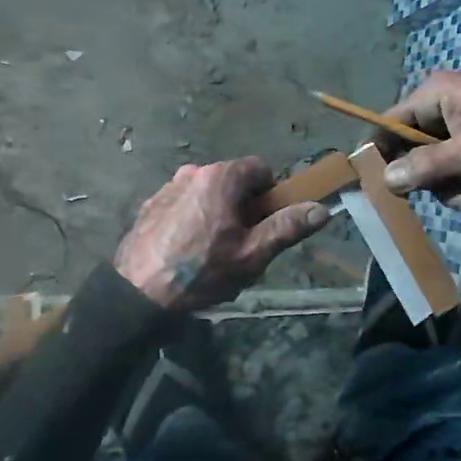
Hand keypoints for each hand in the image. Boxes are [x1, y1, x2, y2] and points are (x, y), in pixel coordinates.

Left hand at [113, 158, 331, 310]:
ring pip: (206, 192)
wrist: (138, 292)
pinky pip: (183, 203)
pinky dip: (191, 218)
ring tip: (212, 251)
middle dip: (243, 205)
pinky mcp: (150, 204)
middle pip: (232, 180)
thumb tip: (321, 209)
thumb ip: (286, 227)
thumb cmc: (201, 271)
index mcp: (219, 177)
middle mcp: (192, 172)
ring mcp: (167, 186)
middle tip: (241, 243)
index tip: (266, 223)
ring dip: (216, 211)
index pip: (260, 169)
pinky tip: (186, 249)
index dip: (270, 194)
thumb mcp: (252, 255)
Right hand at [375, 71, 460, 213]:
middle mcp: (441, 103)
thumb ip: (425, 167)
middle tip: (456, 199)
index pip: (388, 124)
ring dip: (453, 185)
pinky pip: (457, 162)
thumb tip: (385, 179)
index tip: (375, 184)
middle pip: (412, 148)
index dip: (379, 153)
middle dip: (432, 179)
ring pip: (436, 161)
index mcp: (434, 94)